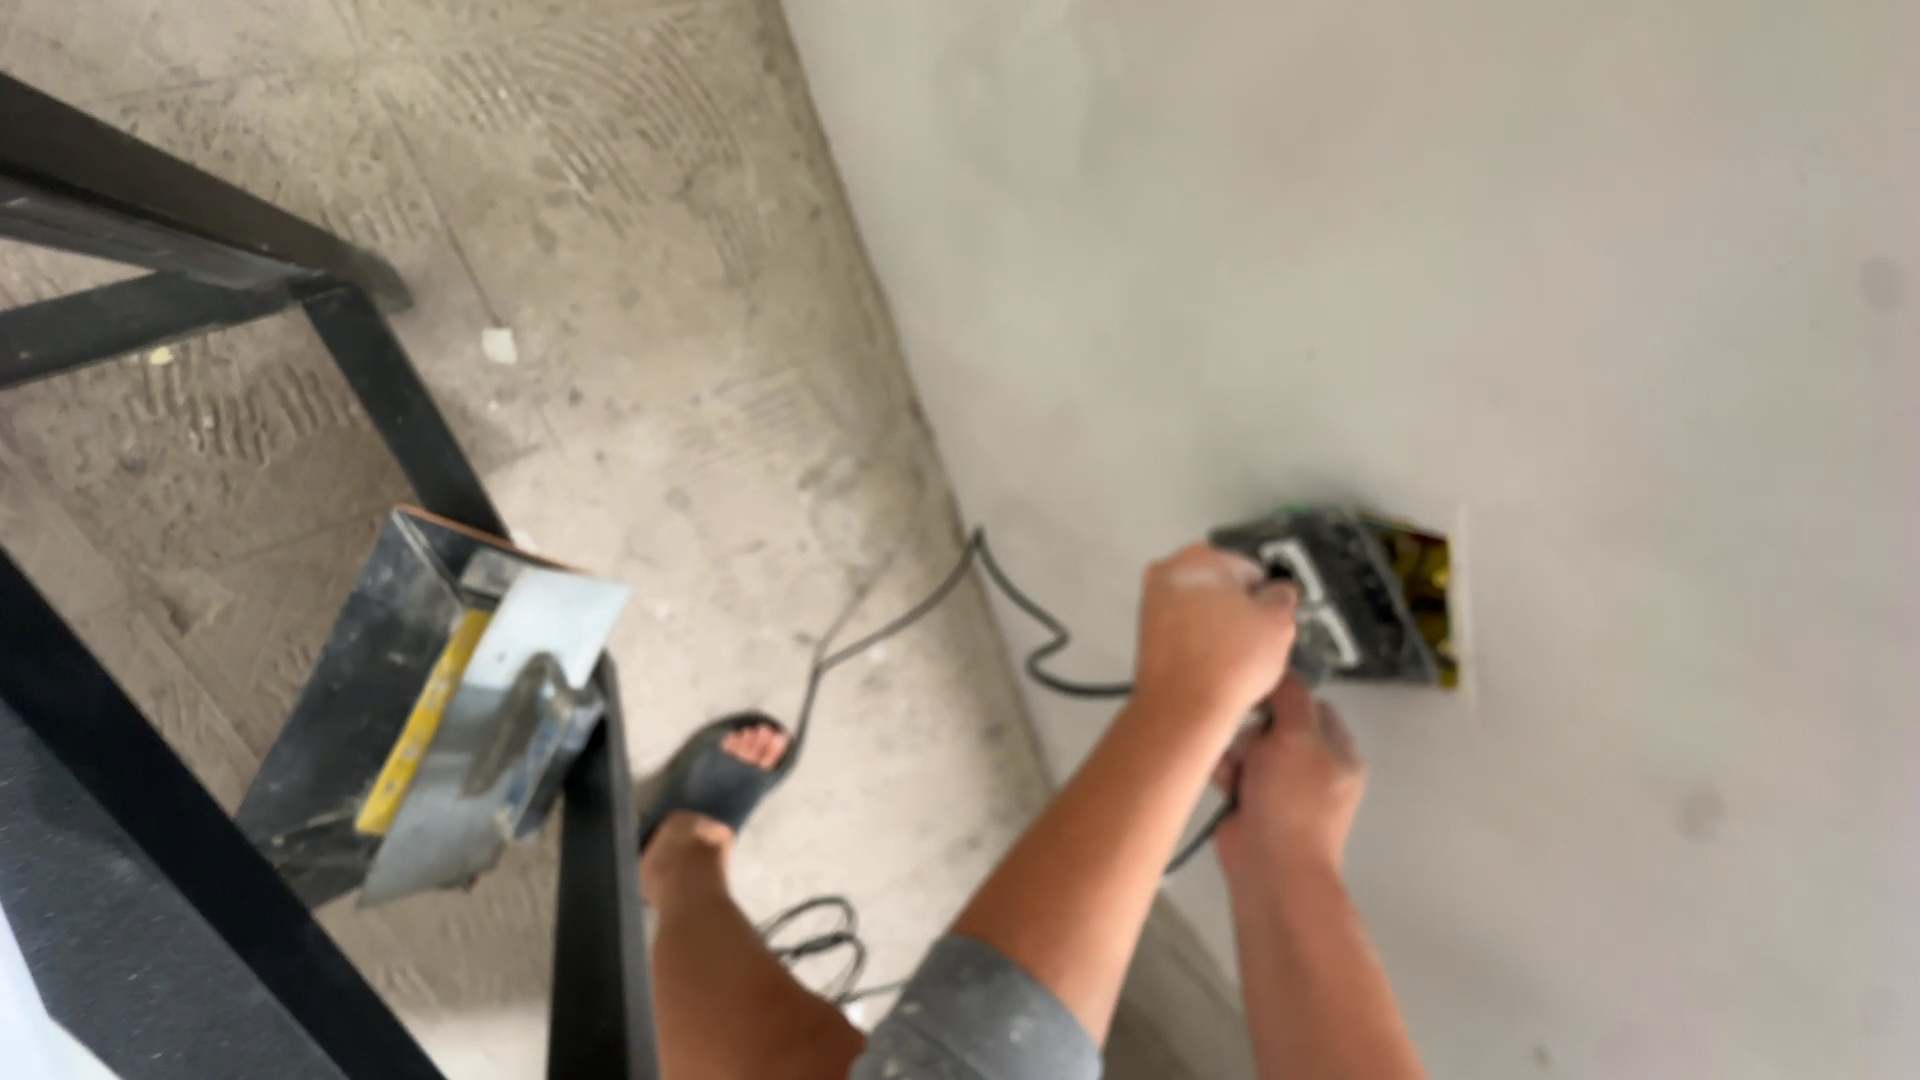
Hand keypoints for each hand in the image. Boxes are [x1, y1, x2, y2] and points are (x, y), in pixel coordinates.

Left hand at [1130, 543, 1298, 726]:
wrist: (1182, 707)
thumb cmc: (1233, 659)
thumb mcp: (1278, 623)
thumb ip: (1282, 597)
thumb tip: (1276, 591)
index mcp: (1199, 557)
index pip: (1250, 570)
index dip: (1267, 598)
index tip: (1271, 624)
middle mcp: (1168, 570)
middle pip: (1222, 586)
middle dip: (1240, 608)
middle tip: (1254, 641)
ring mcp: (1151, 599)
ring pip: (1202, 606)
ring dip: (1220, 624)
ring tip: (1234, 656)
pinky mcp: (1144, 628)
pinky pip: (1184, 626)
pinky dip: (1199, 638)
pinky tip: (1212, 662)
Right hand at [1213, 676, 1364, 874]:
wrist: (1271, 866)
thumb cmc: (1293, 799)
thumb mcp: (1298, 737)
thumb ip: (1291, 697)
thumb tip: (1282, 671)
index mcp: (1337, 751)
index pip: (1309, 704)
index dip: (1284, 698)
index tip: (1259, 698)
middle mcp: (1310, 764)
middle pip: (1271, 722)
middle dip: (1252, 730)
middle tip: (1249, 745)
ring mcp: (1280, 783)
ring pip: (1246, 744)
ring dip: (1233, 752)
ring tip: (1233, 770)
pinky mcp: (1251, 798)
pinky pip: (1231, 768)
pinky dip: (1224, 772)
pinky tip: (1222, 782)